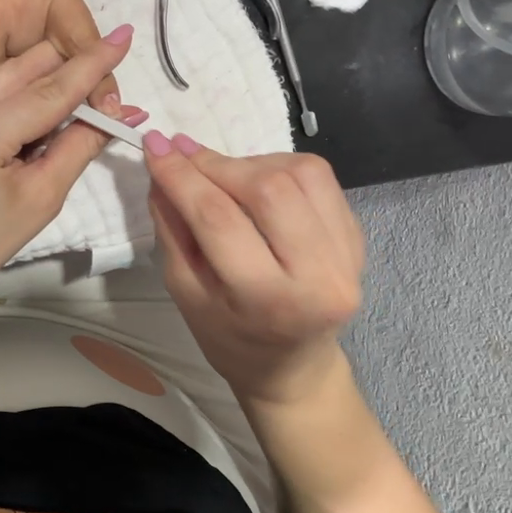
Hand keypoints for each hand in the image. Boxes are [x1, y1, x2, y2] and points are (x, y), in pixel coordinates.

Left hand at [0, 30, 142, 329]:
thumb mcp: (40, 200)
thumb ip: (78, 147)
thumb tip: (116, 111)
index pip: (46, 92)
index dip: (90, 66)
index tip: (123, 38)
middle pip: (20, 69)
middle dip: (65, 67)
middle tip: (103, 79)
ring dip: (38, 81)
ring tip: (70, 102)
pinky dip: (8, 95)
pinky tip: (28, 115)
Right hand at [143, 132, 365, 404]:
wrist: (291, 366)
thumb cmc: (227, 336)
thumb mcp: (184, 292)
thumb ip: (172, 228)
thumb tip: (162, 169)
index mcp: (268, 300)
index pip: (218, 219)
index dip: (181, 176)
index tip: (153, 146)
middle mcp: (320, 274)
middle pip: (267, 189)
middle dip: (215, 164)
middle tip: (182, 155)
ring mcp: (348, 253)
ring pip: (299, 173)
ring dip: (249, 163)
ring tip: (220, 176)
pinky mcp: (357, 235)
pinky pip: (318, 178)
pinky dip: (278, 168)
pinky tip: (255, 184)